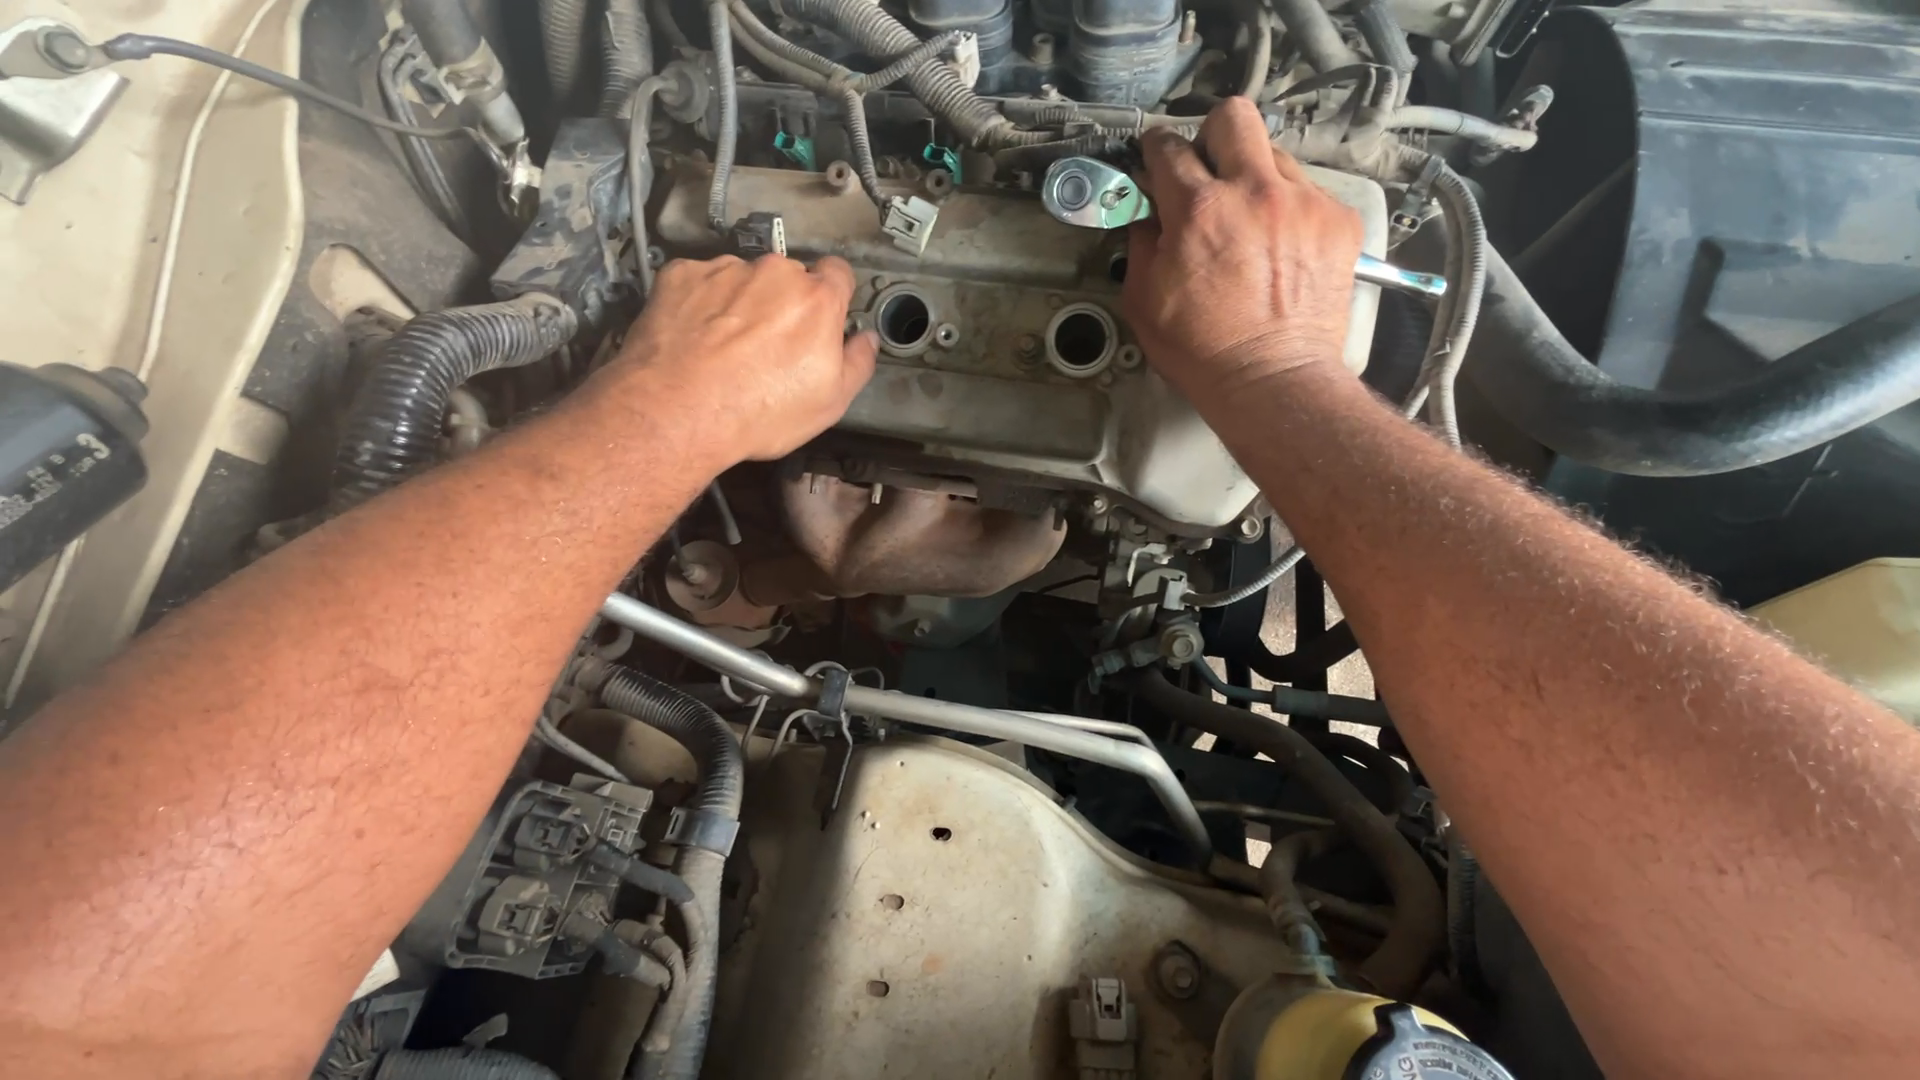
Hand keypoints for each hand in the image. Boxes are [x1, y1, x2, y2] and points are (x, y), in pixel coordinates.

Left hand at [587, 254, 877, 465]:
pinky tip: (698, 338)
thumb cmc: (758, 412)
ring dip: (742, 302)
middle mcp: (773, 273)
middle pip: (788, 277)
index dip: (834, 296)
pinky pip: (701, 281)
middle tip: (771, 346)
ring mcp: (724, 270)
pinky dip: (702, 303)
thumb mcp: (830, 403)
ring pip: (743, 278)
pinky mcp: (681, 275)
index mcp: (817, 300)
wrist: (678, 412)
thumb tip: (867, 341)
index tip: (823, 319)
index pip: (838, 273)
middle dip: (784, 303)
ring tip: (727, 347)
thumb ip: (857, 364)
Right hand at [1123, 98, 1363, 405]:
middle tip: (1205, 173)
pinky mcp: (1336, 221)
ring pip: (1272, 153)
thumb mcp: (1144, 301)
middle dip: (1211, 138)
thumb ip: (1141, 244)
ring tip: (1247, 223)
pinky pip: (1306, 191)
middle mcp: (1253, 192)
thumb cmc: (1204, 351)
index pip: (1168, 146)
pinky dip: (1287, 210)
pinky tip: (1277, 247)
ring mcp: (1301, 203)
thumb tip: (1147, 214)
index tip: (1156, 160)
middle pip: (1231, 116)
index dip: (1156, 151)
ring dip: (1253, 178)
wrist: (1272, 379)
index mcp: (1197, 210)